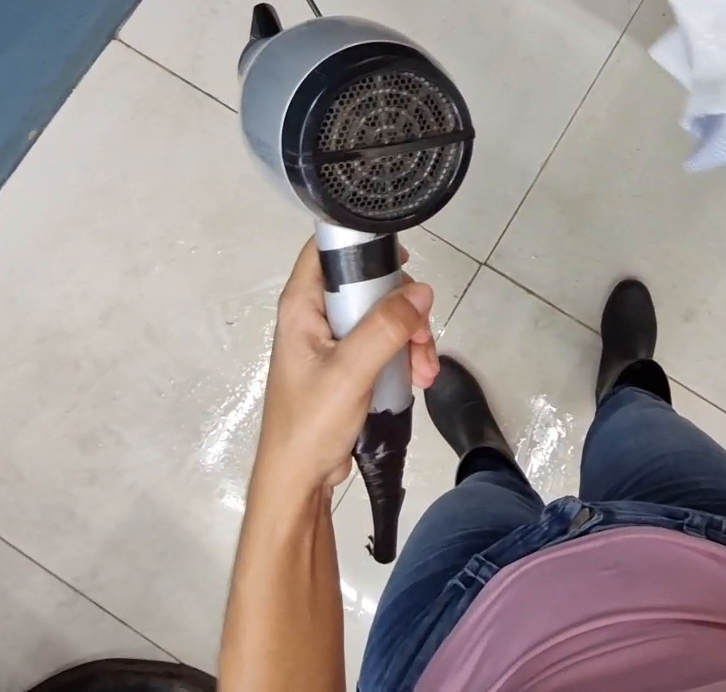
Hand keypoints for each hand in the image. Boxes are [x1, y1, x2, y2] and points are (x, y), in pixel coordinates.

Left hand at [253, 239, 438, 498]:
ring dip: (410, 337)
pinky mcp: (348, 364)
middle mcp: (316, 316)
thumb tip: (421, 292)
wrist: (300, 482)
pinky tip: (419, 378)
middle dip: (403, 307)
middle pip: (367, 284)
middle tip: (422, 334)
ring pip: (382, 315)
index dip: (360, 242)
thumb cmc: (311, 423)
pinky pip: (383, 343)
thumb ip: (386, 328)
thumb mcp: (351, 371)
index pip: (325, 249)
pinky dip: (404, 356)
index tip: (400, 256)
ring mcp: (333, 341)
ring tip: (425, 369)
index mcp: (302, 305)